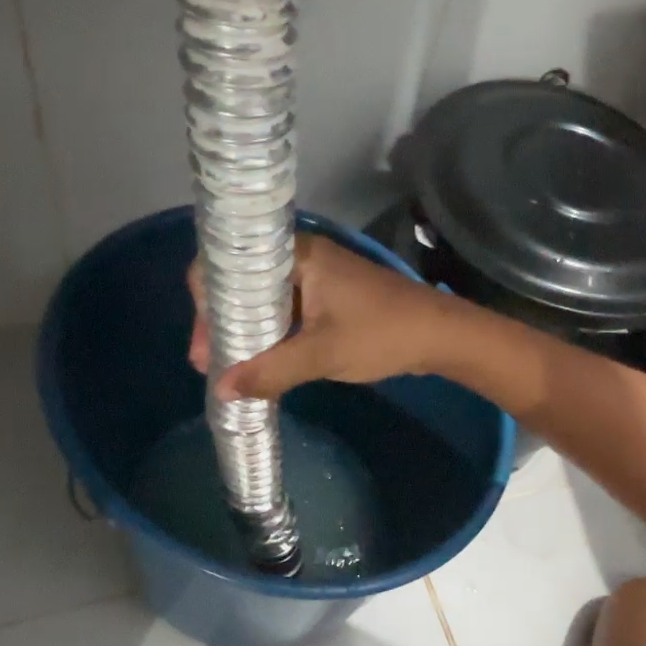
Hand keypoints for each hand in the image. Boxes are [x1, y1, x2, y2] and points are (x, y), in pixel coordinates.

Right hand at [188, 234, 463, 400]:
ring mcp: (316, 277)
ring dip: (245, 330)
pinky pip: (285, 311)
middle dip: (221, 321)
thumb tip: (222, 390)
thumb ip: (270, 372)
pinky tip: (258, 362)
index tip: (204, 340)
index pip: (229, 261)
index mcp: (297, 255)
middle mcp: (301, 257)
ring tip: (226, 367)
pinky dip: (269, 334)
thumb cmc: (382, 334)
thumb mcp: (321, 355)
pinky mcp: (327, 298)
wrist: (440, 335)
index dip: (205, 299)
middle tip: (207, 361)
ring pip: (264, 300)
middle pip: (242, 282)